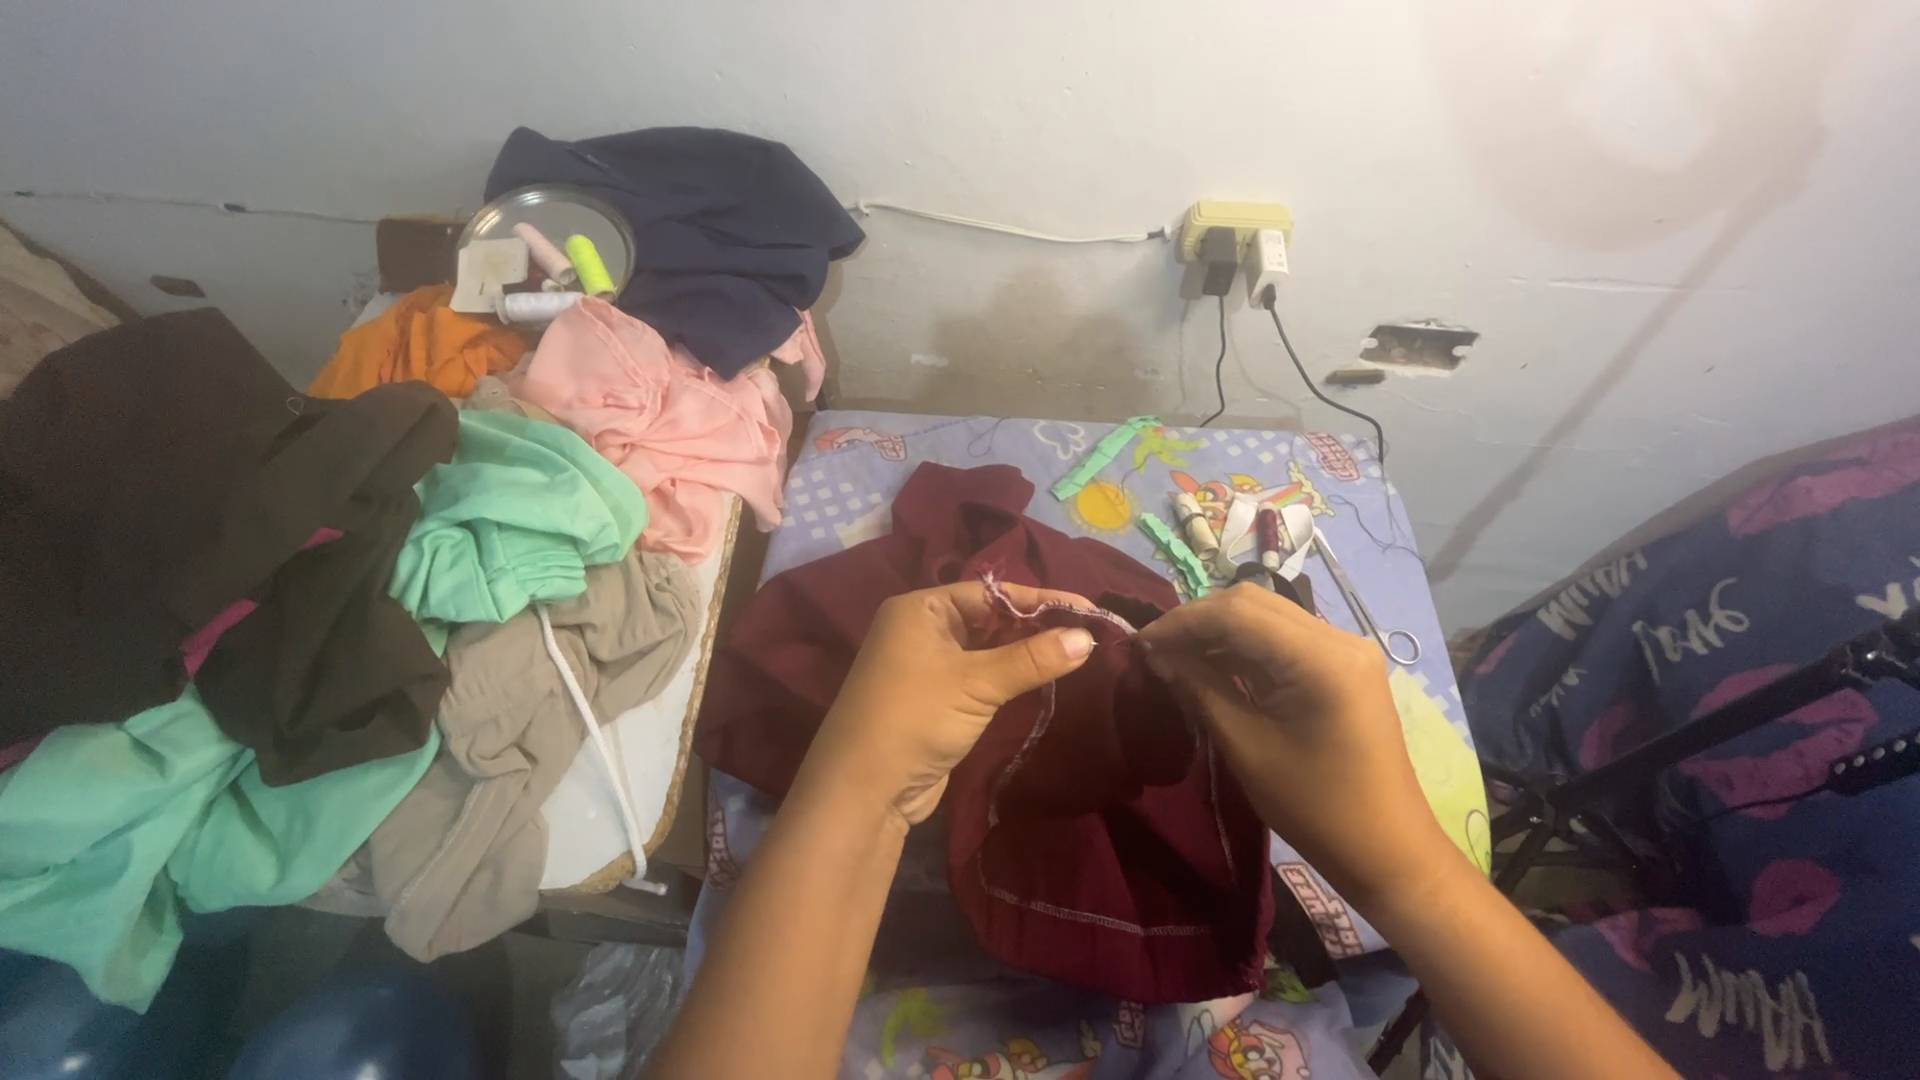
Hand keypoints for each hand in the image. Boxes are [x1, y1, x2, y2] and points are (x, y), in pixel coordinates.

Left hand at [798, 582, 1098, 827]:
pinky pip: (981, 675)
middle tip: (1089, 633)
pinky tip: (1044, 677)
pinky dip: (1010, 675)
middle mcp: (922, 628)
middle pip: (990, 618)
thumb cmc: (915, 718)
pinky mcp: (937, 698)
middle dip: (1036, 626)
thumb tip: (1087, 637)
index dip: (1041, 599)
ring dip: (1026, 652)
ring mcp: (928, 665)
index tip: (1089, 608)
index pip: (991, 593)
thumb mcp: (976, 683)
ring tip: (1078, 652)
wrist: (864, 789)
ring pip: (988, 649)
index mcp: (921, 608)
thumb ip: (1032, 658)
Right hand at [1136, 583, 1452, 904]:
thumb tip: (1157, 655)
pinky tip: (1213, 665)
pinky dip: (1242, 645)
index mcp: (1322, 658)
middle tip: (1155, 648)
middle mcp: (1339, 638)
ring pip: (1265, 615)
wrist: (1388, 850)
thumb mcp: (1247, 747)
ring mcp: (1345, 649)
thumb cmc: (1316, 807)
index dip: (1181, 622)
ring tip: (1176, 656)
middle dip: (1197, 620)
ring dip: (1217, 630)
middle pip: (1251, 603)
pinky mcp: (1342, 664)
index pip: (1236, 613)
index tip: (1141, 643)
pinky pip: (1282, 637)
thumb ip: (1200, 689)